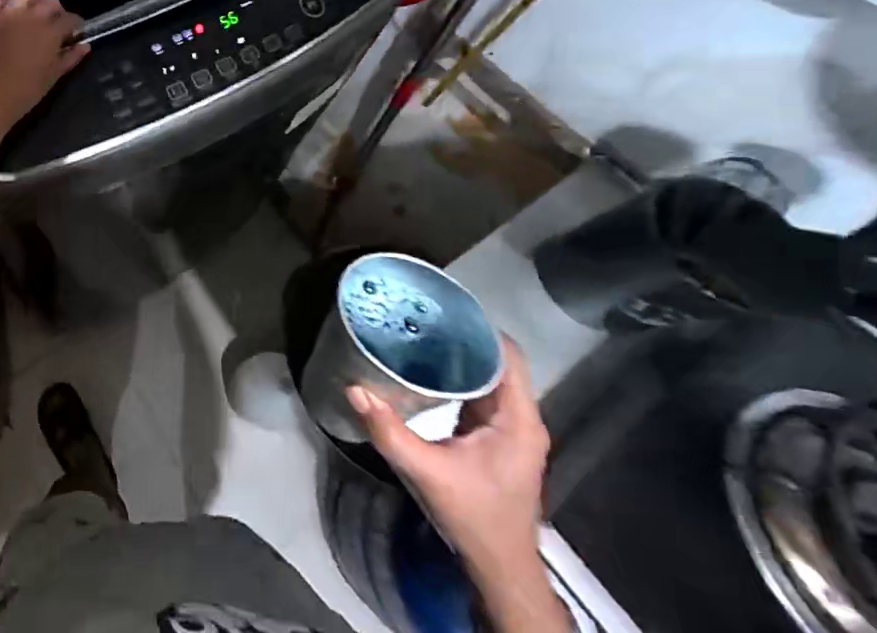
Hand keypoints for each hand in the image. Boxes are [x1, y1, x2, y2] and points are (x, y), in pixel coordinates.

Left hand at [0, 0, 88, 135]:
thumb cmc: (26, 91)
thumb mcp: (54, 76)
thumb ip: (71, 57)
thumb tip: (85, 45)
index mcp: (50, 33)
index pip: (70, 19)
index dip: (75, 25)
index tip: (74, 33)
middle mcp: (31, 17)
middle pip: (50, 1)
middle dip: (56, 11)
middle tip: (53, 25)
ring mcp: (7, 15)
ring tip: (30, 14)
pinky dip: (2, 1)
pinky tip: (6, 14)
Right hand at [348, 340, 564, 628]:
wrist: (499, 565)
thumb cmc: (473, 517)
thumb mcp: (426, 473)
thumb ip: (389, 431)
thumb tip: (354, 390)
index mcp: (517, 419)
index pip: (507, 355)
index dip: (479, 329)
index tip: (441, 312)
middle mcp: (522, 417)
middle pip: (498, 362)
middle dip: (463, 339)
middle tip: (422, 321)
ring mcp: (512, 428)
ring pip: (491, 377)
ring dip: (462, 358)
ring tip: (422, 338)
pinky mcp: (499, 437)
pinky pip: (482, 394)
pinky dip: (460, 379)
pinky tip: (430, 372)